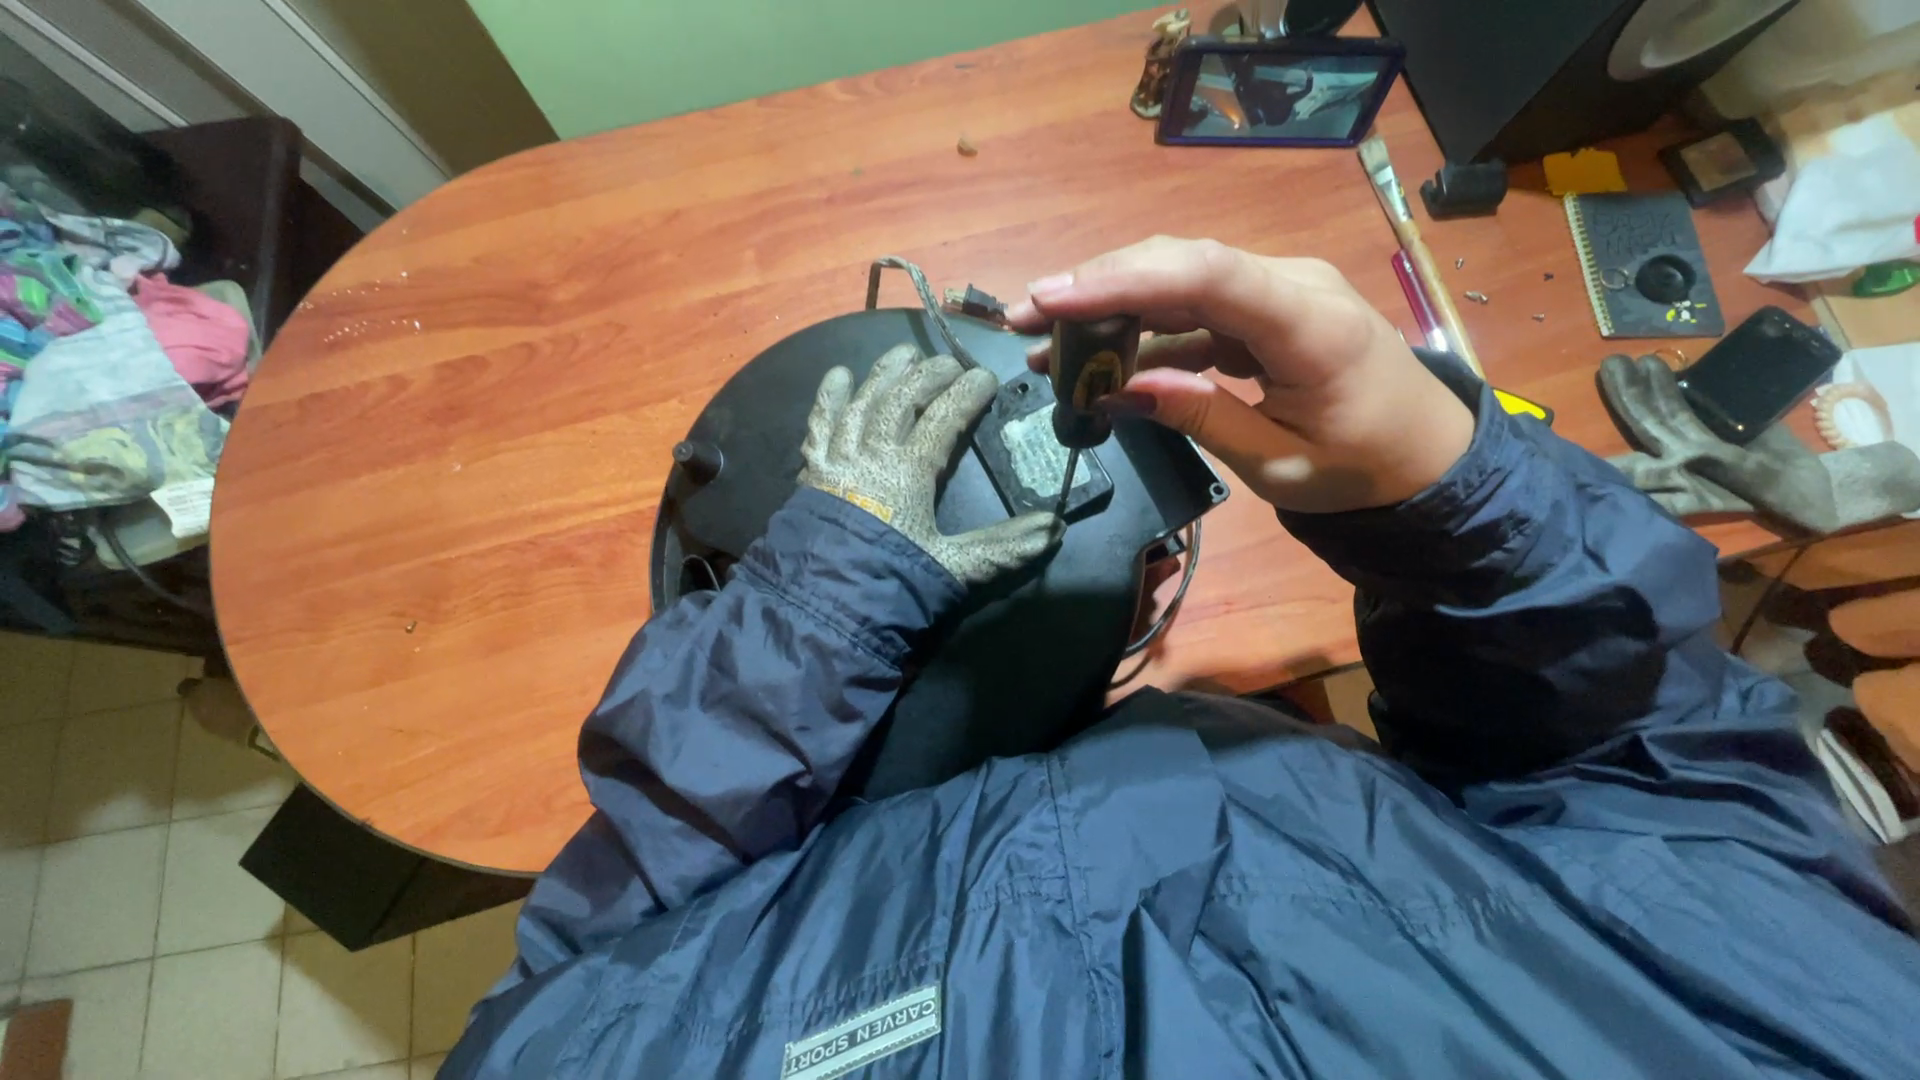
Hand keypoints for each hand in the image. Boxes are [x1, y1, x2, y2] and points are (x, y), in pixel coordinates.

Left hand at [801, 344, 1059, 583]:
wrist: (823, 604)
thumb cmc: (891, 581)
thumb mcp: (954, 568)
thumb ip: (1003, 546)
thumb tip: (1054, 528)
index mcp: (909, 471)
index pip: (944, 418)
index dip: (967, 393)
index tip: (986, 377)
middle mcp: (872, 453)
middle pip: (901, 399)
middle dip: (929, 374)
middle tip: (951, 364)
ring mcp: (838, 459)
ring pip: (862, 402)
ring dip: (883, 374)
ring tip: (904, 353)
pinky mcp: (812, 472)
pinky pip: (818, 425)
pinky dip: (828, 398)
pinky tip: (839, 376)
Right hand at [1007, 237, 1473, 513]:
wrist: (1426, 457)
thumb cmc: (1362, 467)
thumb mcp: (1276, 460)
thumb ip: (1198, 415)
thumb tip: (1117, 389)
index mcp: (1307, 322)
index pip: (1204, 276)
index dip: (1122, 281)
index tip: (1051, 300)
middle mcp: (1290, 285)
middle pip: (1181, 263)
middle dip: (1098, 286)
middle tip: (1025, 316)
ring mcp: (1276, 291)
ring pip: (1178, 280)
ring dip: (1110, 307)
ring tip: (1043, 340)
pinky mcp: (1262, 309)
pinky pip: (1191, 309)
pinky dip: (1141, 330)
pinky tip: (1097, 356)